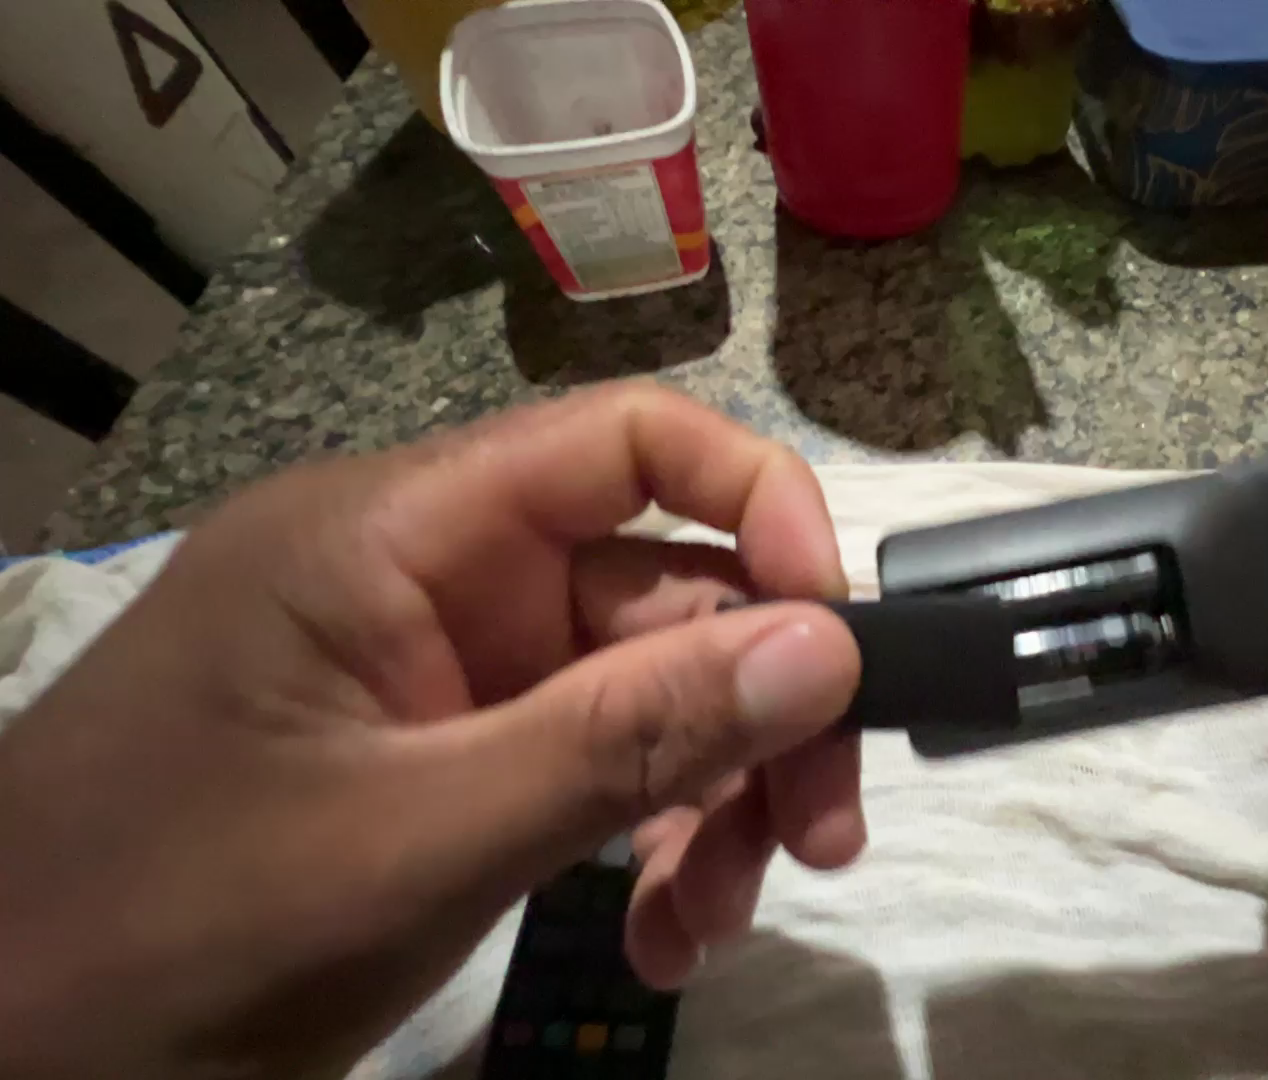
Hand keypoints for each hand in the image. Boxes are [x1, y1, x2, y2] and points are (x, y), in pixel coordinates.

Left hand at [0, 383, 864, 1079]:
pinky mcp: (505, 748)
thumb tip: (829, 653)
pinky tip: (672, 933)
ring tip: (721, 916)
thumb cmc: (146, 952)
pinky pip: (637, 767)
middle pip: (685, 596)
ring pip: (679, 695)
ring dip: (730, 803)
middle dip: (769, 715)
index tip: (836, 626)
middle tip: (829, 830)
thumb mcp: (415, 842)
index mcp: (411, 532)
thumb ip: (632, 738)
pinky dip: (677, 846)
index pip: (634, 442)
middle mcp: (469, 577)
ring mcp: (492, 669)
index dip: (759, 503)